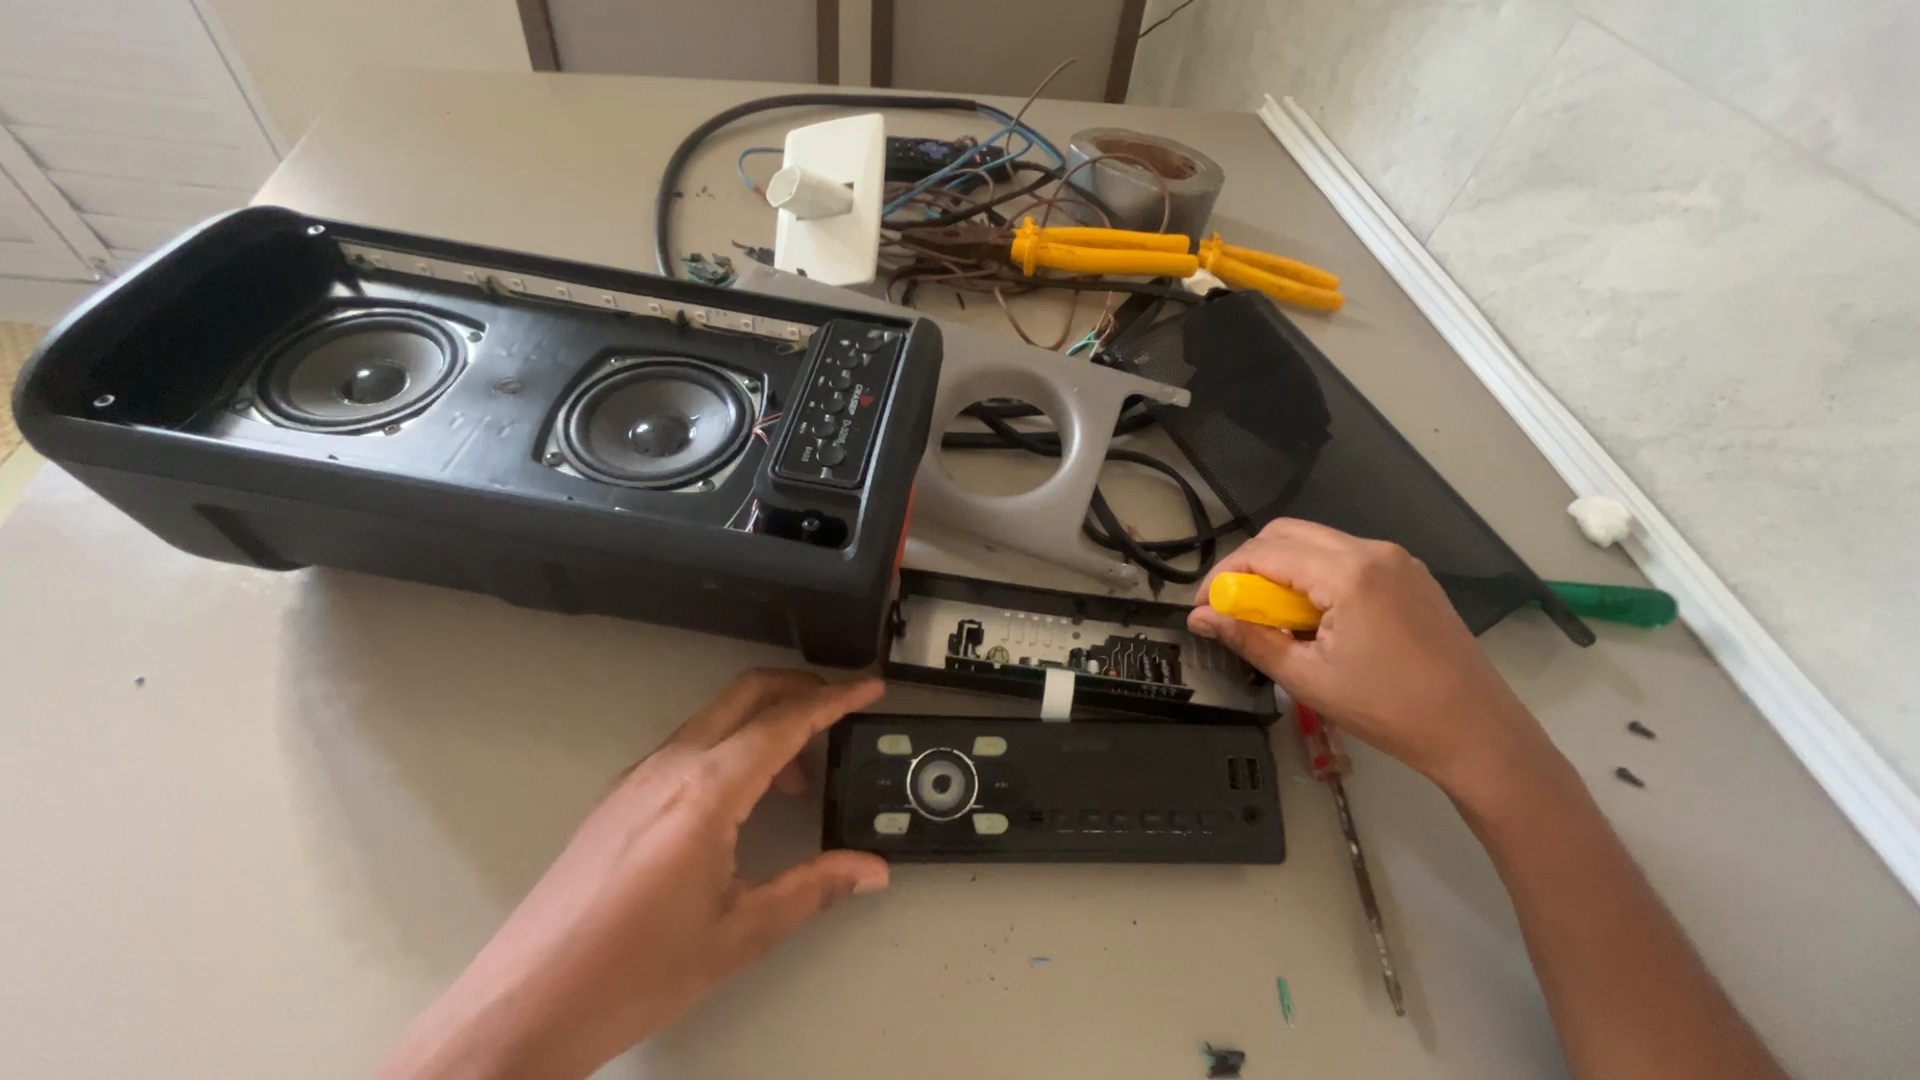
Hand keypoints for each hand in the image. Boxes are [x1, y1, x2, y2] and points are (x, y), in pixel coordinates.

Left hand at [380, 670, 888, 1079]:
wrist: (524, 1005)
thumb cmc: (634, 971)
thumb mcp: (739, 934)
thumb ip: (813, 889)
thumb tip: (872, 870)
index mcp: (706, 790)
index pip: (784, 723)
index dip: (835, 700)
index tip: (869, 687)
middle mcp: (670, 766)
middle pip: (746, 693)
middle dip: (800, 689)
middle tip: (842, 709)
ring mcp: (639, 777)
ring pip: (716, 717)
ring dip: (765, 724)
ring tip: (798, 780)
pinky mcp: (621, 797)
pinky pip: (690, 745)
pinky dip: (732, 748)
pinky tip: (744, 801)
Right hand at [1187, 520, 1555, 795]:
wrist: (1477, 732)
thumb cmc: (1388, 709)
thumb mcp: (1306, 678)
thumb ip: (1248, 638)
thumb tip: (1199, 618)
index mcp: (1348, 573)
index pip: (1263, 553)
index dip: (1223, 576)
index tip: (1202, 609)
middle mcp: (1373, 551)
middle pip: (1287, 535)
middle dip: (1248, 566)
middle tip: (1231, 609)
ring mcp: (1397, 561)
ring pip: (1316, 543)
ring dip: (1281, 571)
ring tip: (1270, 618)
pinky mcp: (1410, 577)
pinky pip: (1346, 559)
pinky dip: (1314, 577)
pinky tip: (1313, 619)